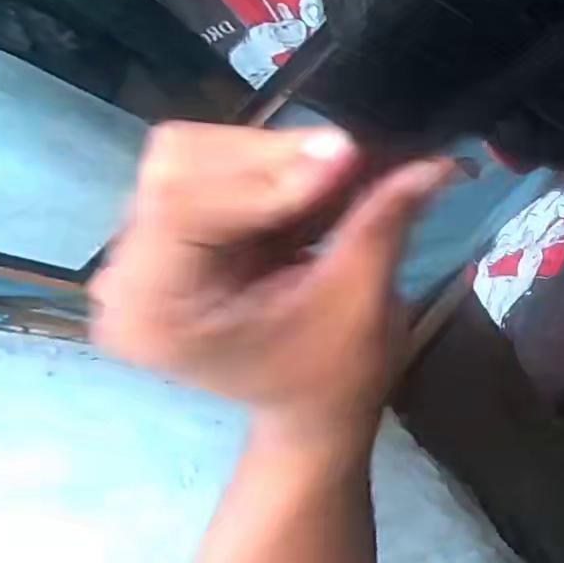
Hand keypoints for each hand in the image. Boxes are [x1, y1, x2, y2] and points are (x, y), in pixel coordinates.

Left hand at [91, 123, 452, 442]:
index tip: (353, 153)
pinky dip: (286, 171)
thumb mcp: (364, 303)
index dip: (271, 175)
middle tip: (358, 158)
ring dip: (282, 158)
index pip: (186, 208)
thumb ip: (384, 226)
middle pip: (181, 169)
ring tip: (351, 171)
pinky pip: (224, 175)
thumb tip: (431, 164)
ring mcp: (154, 250)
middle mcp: (133, 271)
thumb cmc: (338, 375)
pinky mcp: (187, 237)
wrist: (319, 409)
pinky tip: (332, 180)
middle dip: (276, 157)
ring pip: (199, 160)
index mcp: (156, 308)